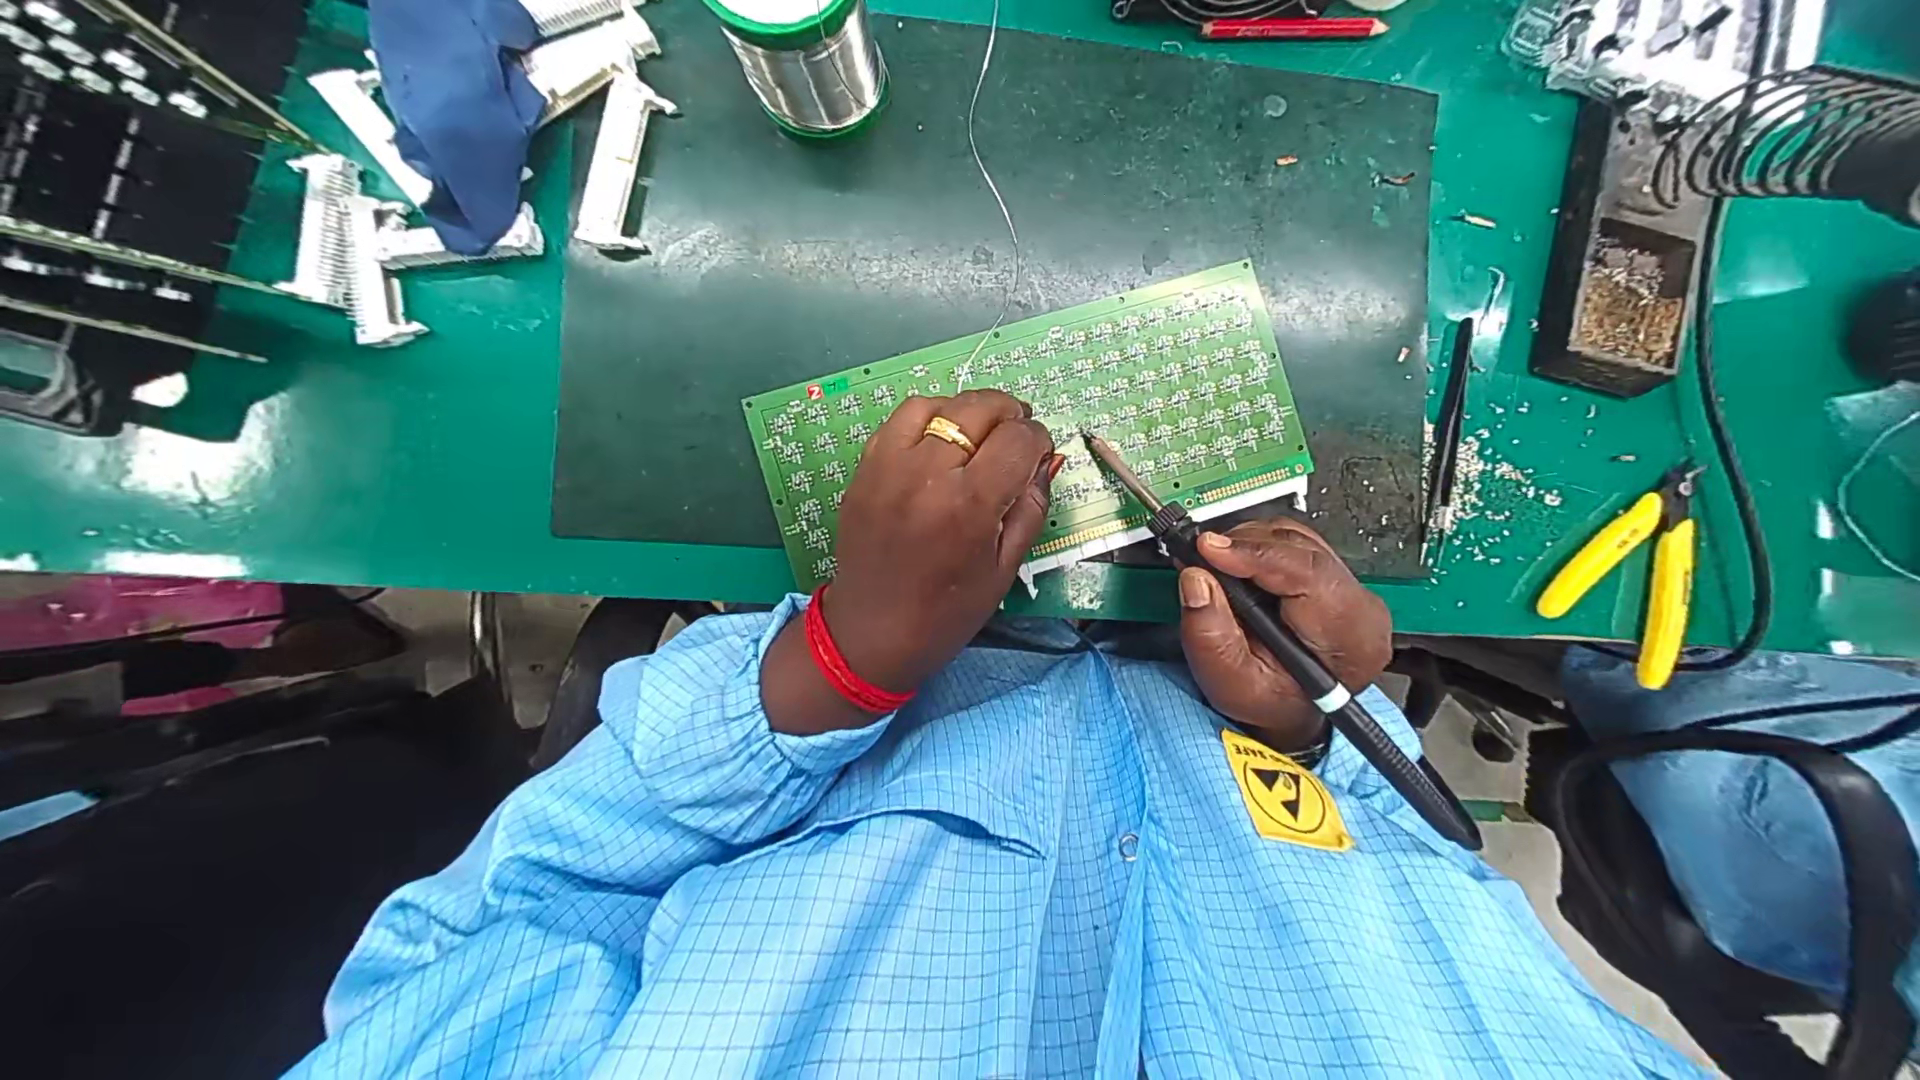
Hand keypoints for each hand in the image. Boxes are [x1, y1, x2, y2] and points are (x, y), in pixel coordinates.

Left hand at [762, 390, 1060, 733]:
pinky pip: (899, 419)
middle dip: (1010, 414)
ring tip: (979, 433)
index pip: (1019, 439)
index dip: (1039, 440)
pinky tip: (939, 441)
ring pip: (937, 404)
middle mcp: (927, 474)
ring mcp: (888, 467)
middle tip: (1016, 434)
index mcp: (970, 505)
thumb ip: (1031, 506)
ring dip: (968, 411)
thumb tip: (1046, 459)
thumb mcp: (1005, 568)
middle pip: (979, 409)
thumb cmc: (947, 612)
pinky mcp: (864, 469)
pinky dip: (927, 418)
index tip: (1039, 454)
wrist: (873, 632)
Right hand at [1178, 518, 1390, 749]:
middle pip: (1297, 548)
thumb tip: (1196, 580)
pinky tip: (1231, 566)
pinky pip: (1289, 543)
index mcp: (1349, 637)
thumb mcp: (1231, 684)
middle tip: (1197, 558)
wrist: (1285, 710)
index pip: (1306, 572)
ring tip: (1211, 565)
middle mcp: (1358, 605)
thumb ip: (1210, 635)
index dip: (1253, 554)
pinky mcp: (1329, 574)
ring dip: (1245, 545)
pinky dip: (1253, 548)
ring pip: (1292, 538)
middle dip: (1241, 547)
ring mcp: (1347, 586)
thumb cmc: (1269, 702)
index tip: (1208, 549)